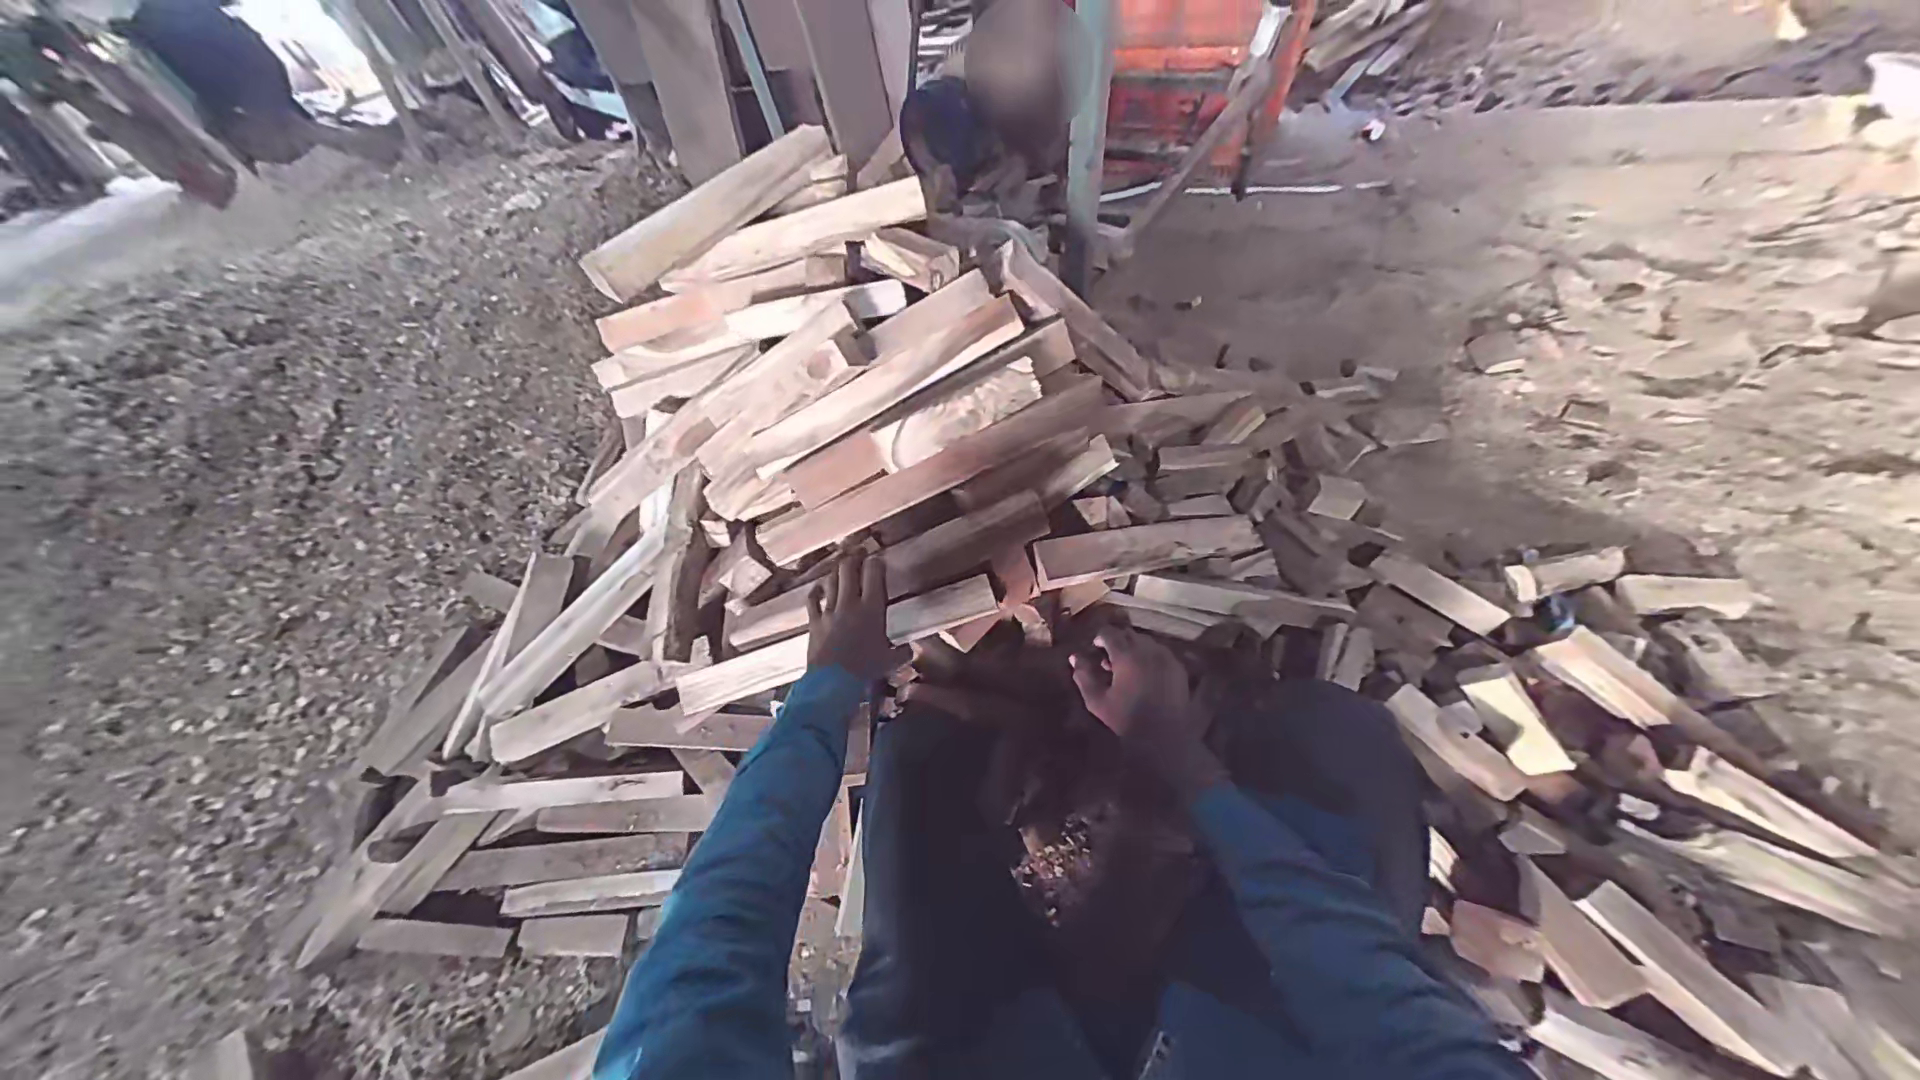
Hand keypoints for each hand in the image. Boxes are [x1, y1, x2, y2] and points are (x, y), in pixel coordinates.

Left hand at [807, 550, 909, 680]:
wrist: (832, 683)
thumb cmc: (865, 670)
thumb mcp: (890, 662)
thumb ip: (903, 653)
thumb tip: (912, 650)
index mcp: (871, 608)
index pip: (874, 574)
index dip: (876, 562)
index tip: (877, 558)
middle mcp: (850, 603)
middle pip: (848, 569)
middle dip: (854, 557)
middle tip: (858, 551)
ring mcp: (830, 611)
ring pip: (831, 580)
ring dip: (837, 570)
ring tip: (842, 563)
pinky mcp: (815, 621)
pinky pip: (813, 600)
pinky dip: (816, 591)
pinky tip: (818, 587)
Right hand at [1070, 626, 1226, 796]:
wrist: (1164, 738)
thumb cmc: (1126, 719)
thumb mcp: (1097, 701)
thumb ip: (1084, 676)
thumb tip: (1075, 657)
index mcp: (1127, 655)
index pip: (1110, 633)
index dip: (1100, 637)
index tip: (1095, 648)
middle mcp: (1148, 650)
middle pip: (1129, 634)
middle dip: (1117, 641)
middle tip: (1109, 658)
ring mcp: (1166, 658)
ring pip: (1145, 641)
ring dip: (1134, 647)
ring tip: (1127, 666)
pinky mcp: (1178, 668)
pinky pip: (1160, 652)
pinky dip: (1149, 655)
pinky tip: (1145, 672)